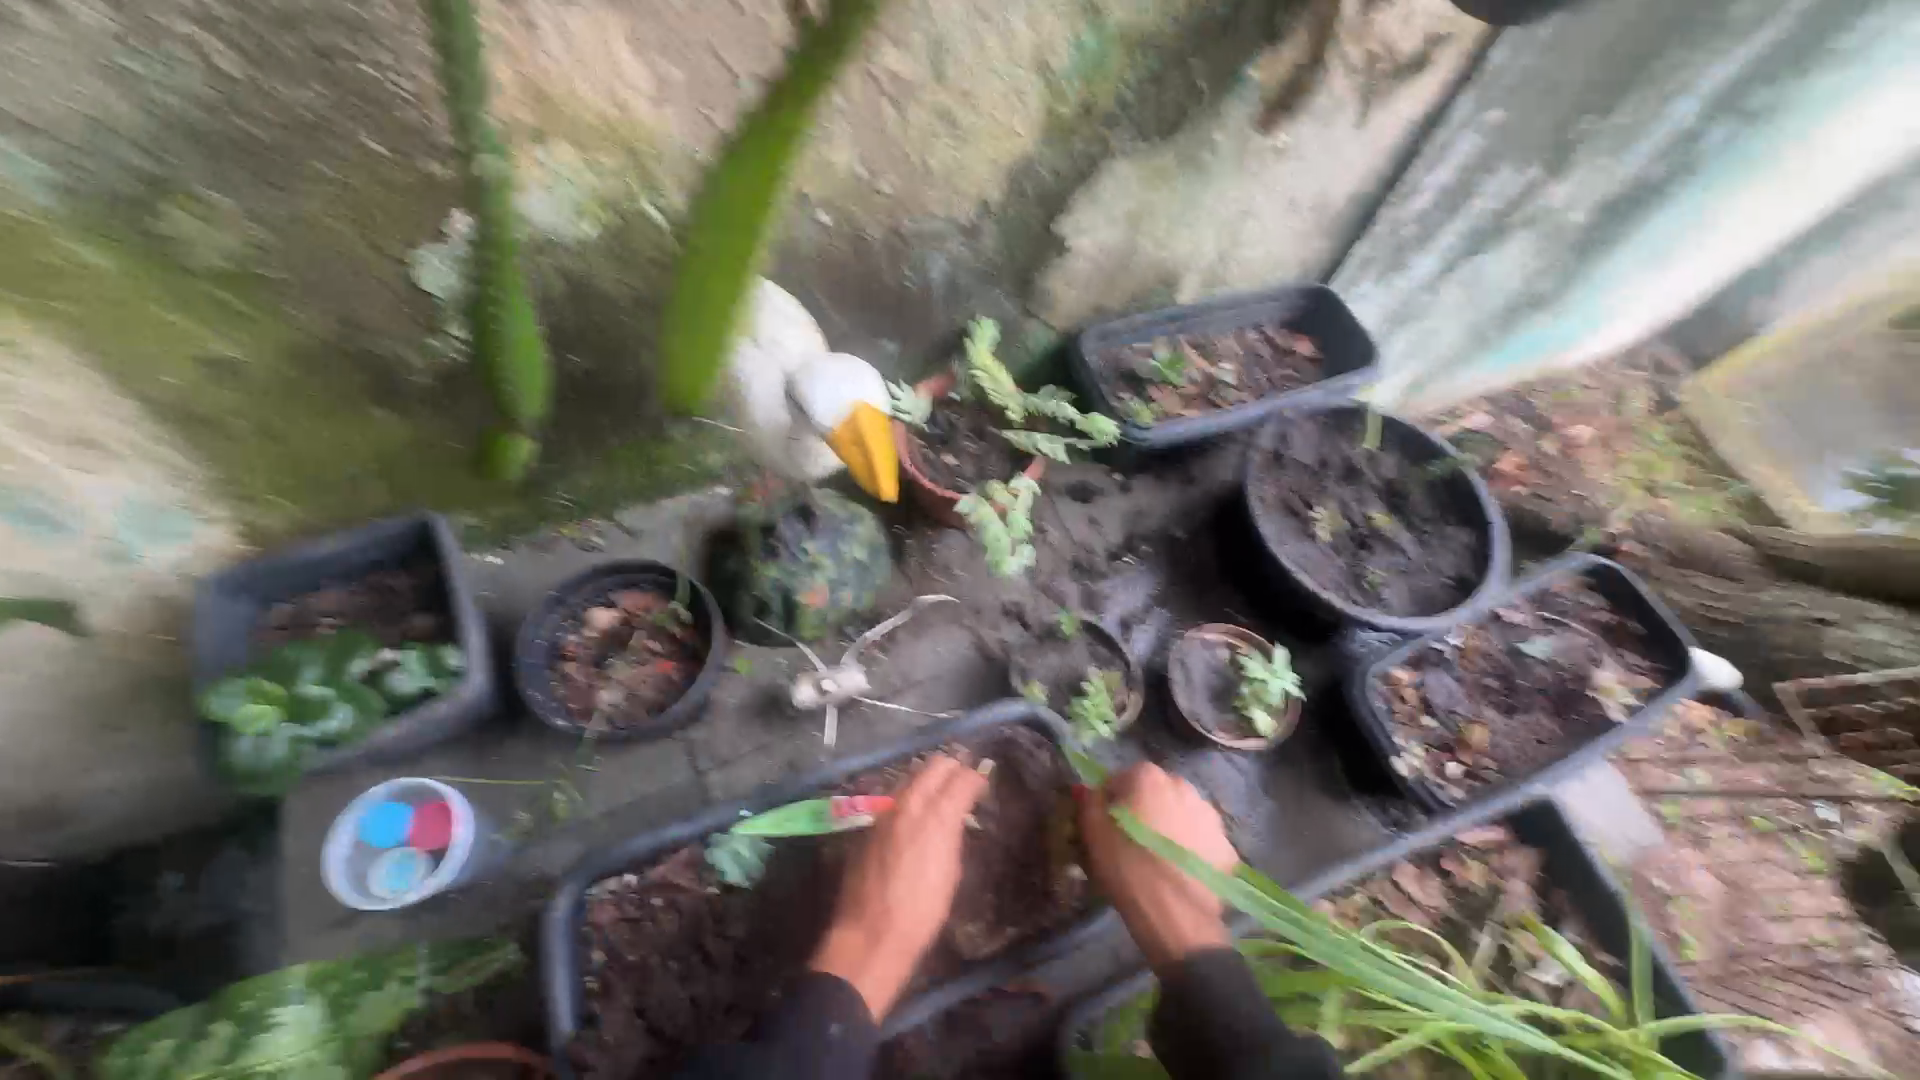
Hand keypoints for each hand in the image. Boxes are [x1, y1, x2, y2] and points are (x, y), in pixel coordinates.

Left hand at [810, 754, 987, 1019]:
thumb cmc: (922, 912)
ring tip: (942, 789)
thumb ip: (954, 835)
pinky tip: (916, 811)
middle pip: (935, 765)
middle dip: (953, 767)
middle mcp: (909, 803)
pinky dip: (911, 795)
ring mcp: (885, 810)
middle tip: (965, 777)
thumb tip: (957, 817)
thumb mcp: (951, 872)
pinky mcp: (869, 823)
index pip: (962, 778)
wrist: (870, 934)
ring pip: (912, 776)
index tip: (984, 781)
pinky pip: (895, 797)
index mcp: (937, 816)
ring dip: (930, 777)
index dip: (977, 777)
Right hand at [1078, 763, 1237, 970]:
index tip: (1107, 826)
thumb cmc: (1126, 868)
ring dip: (1171, 826)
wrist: (1174, 916)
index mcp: (1148, 777)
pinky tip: (1181, 873)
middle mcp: (1184, 786)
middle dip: (1145, 810)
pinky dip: (1193, 850)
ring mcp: (1210, 816)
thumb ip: (1088, 802)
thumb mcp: (1093, 834)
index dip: (1112, 802)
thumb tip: (1084, 788)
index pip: (1122, 779)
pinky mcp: (1227, 846)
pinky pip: (1203, 840)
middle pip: (1156, 793)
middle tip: (1133, 842)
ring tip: (1159, 859)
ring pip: (1183, 814)